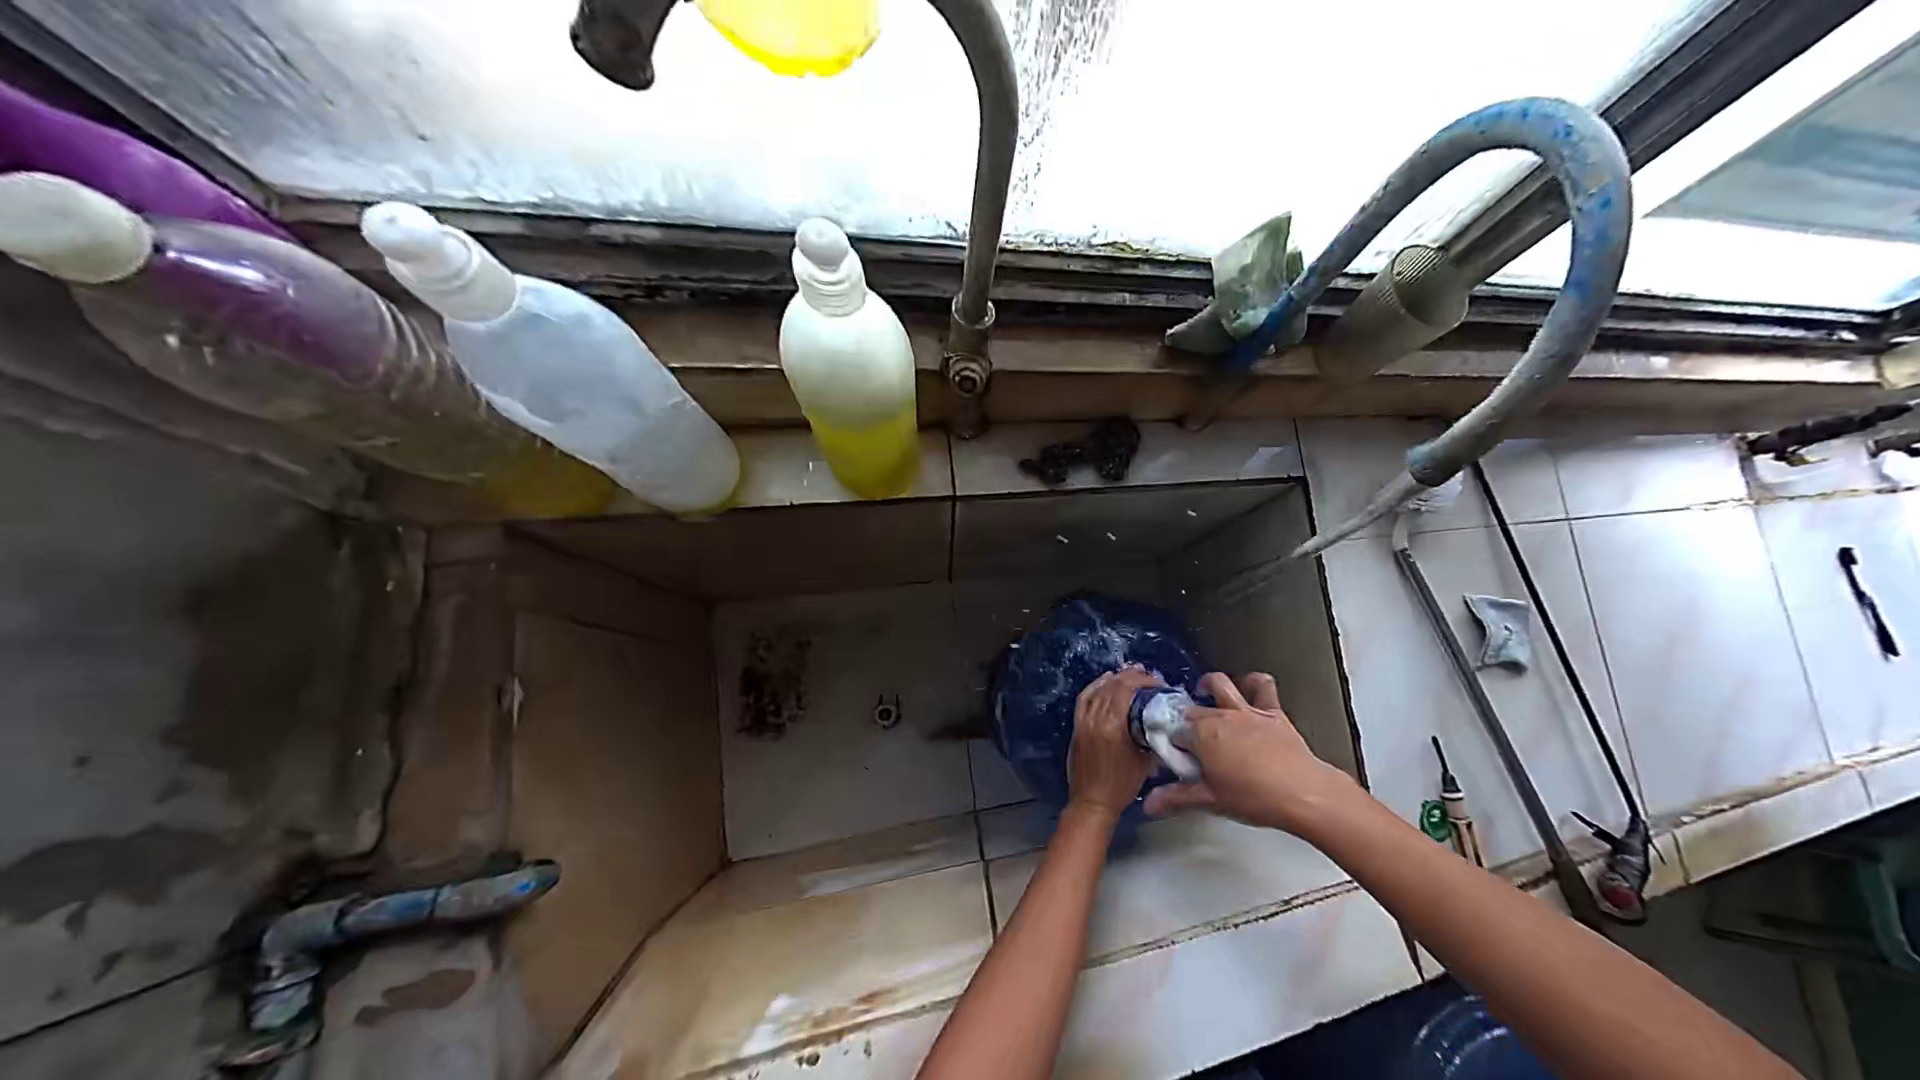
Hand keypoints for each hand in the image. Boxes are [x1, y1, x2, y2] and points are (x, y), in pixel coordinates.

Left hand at [1067, 665, 1159, 820]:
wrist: (1092, 802)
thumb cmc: (1121, 785)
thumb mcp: (1144, 762)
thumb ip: (1151, 736)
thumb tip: (1160, 720)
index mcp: (1112, 726)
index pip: (1125, 690)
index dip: (1142, 681)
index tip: (1157, 682)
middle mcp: (1095, 719)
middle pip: (1112, 686)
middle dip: (1131, 677)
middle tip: (1148, 676)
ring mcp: (1083, 721)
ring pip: (1098, 690)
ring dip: (1114, 679)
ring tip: (1130, 674)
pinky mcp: (1077, 726)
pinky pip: (1084, 699)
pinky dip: (1095, 687)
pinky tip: (1105, 682)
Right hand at [1143, 671, 1357, 836]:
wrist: (1304, 795)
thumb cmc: (1258, 797)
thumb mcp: (1211, 801)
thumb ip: (1177, 798)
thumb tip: (1152, 803)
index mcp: (1201, 736)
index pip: (1174, 733)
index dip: (1172, 743)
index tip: (1176, 755)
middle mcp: (1221, 717)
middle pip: (1192, 710)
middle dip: (1185, 719)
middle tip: (1189, 737)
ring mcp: (1246, 711)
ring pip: (1220, 684)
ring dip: (1209, 684)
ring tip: (1203, 689)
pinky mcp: (1271, 712)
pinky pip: (1262, 686)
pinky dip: (1254, 681)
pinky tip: (1248, 683)